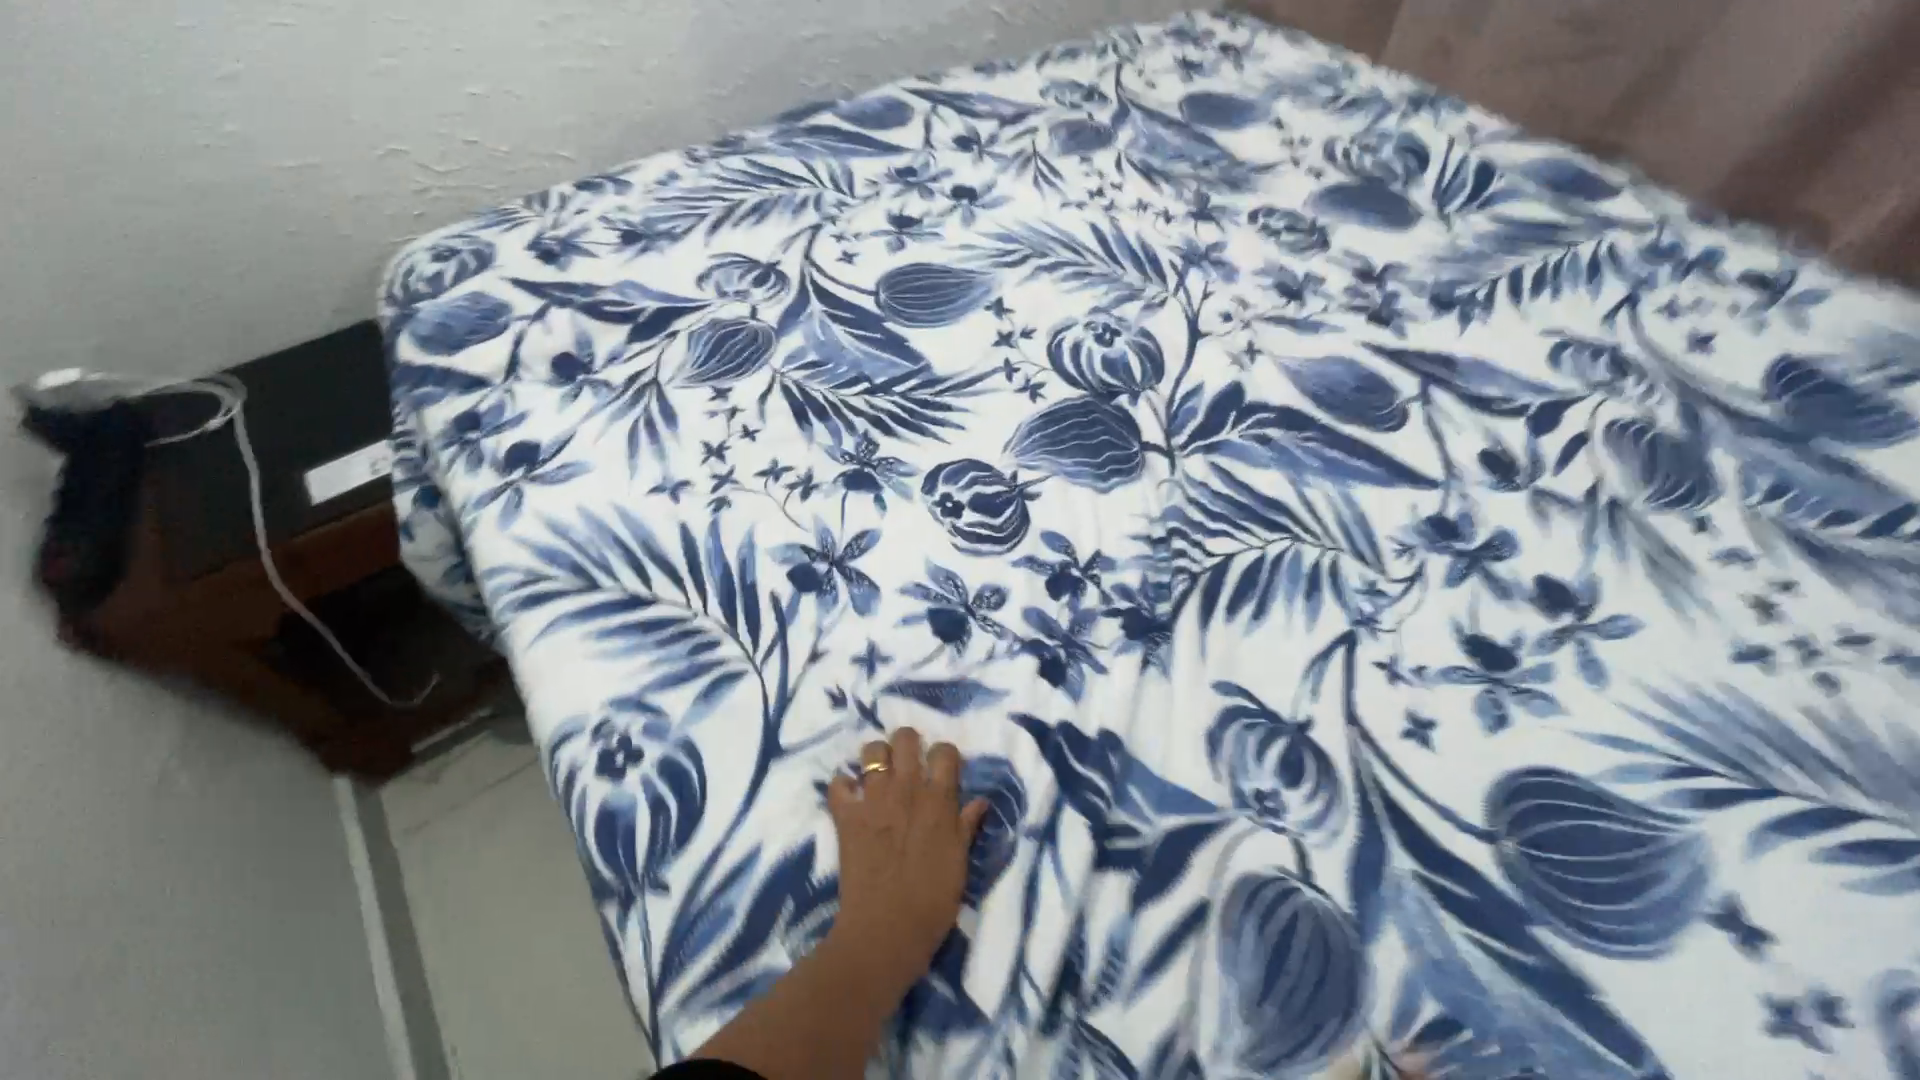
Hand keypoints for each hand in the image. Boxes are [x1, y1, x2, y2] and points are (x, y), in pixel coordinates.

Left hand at [824, 727, 988, 996]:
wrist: (887, 930)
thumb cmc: (933, 901)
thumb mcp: (960, 862)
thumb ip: (966, 826)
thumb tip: (980, 800)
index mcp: (940, 800)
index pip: (945, 751)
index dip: (944, 755)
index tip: (942, 768)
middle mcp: (907, 789)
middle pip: (906, 738)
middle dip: (908, 744)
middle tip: (908, 764)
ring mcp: (873, 799)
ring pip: (871, 750)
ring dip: (876, 757)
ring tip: (878, 774)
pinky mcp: (846, 815)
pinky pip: (838, 783)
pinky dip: (842, 785)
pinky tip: (849, 796)